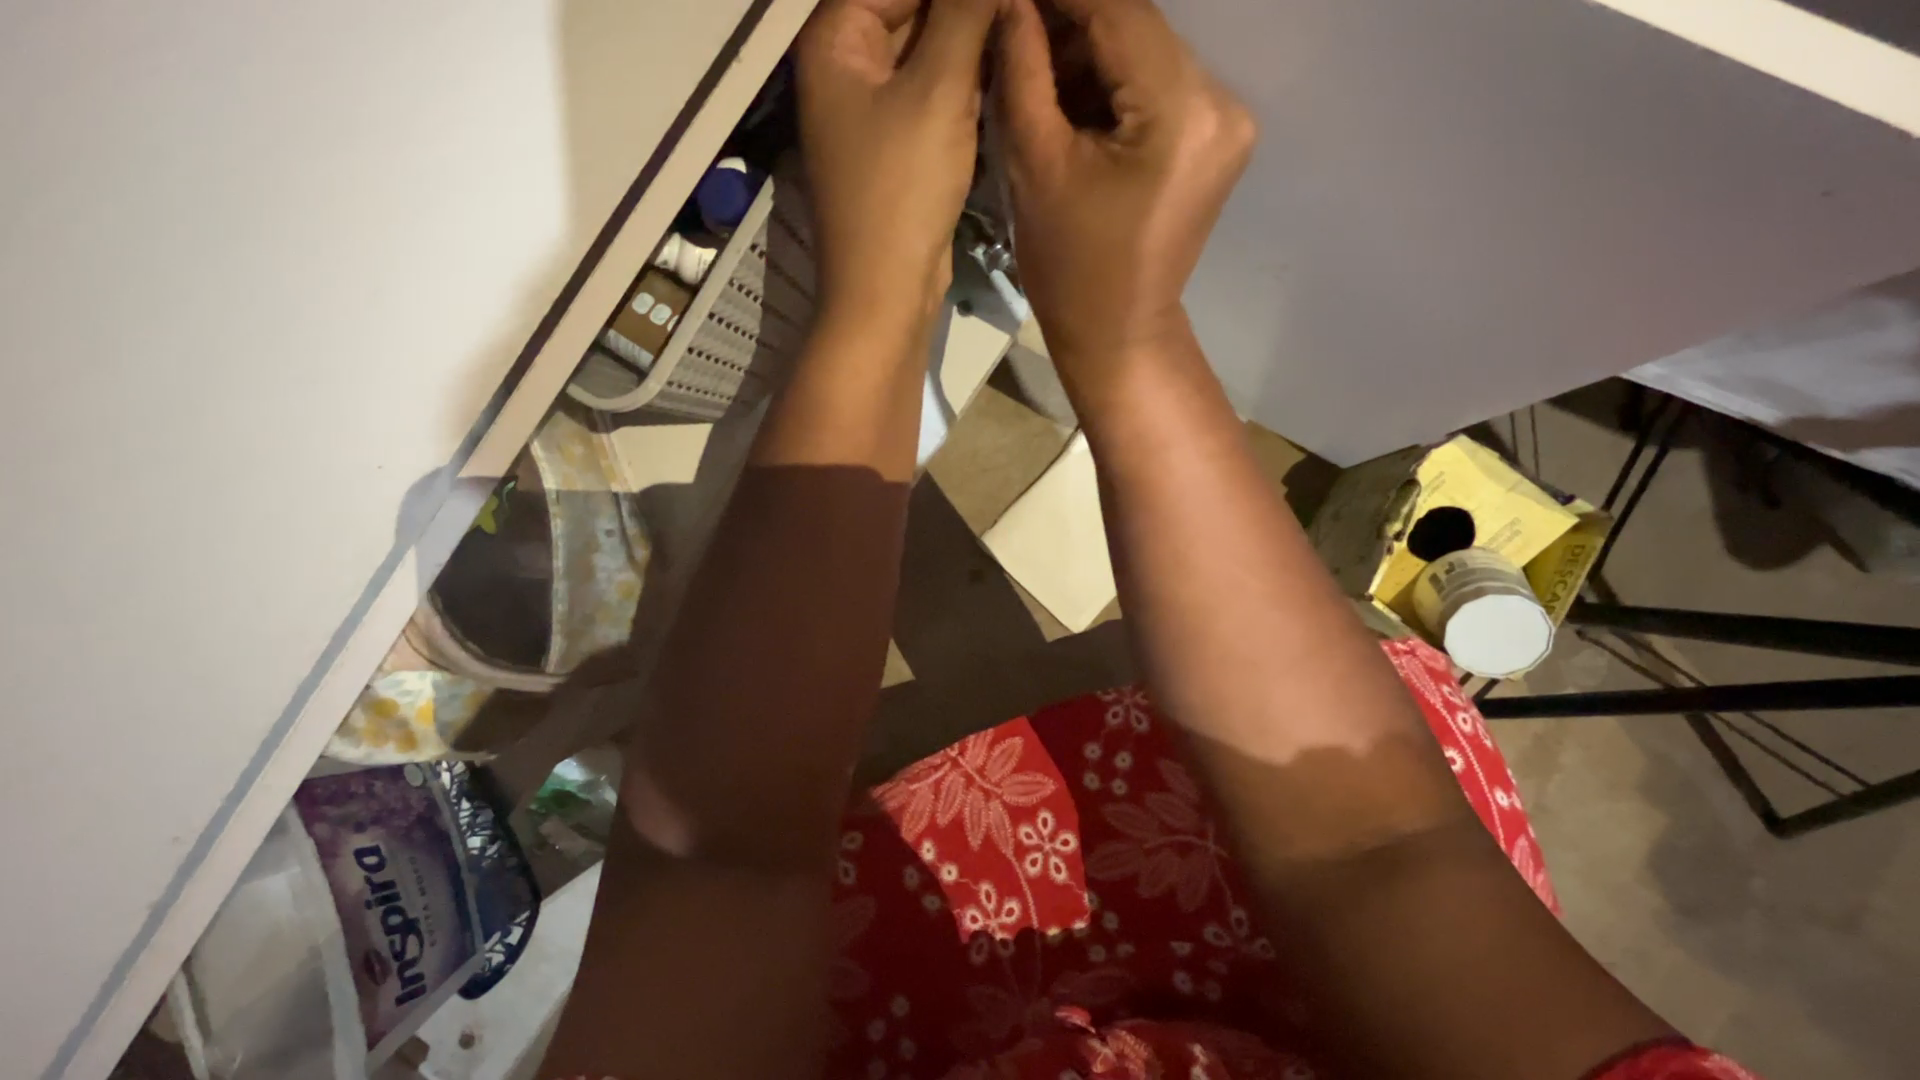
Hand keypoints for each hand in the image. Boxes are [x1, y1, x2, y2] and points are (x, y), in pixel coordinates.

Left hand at [795, 0, 1001, 326]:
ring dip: (971, 41)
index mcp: (835, 39)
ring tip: (1020, 29)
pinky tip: (1004, 70)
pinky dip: (964, 80)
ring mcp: (868, 109)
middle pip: (910, 8)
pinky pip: (932, 92)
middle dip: (965, 10)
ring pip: (927, 50)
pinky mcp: (895, 144)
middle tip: (1020, 11)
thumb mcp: (939, 89)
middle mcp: (844, 66)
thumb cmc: (903, 187)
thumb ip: (965, 12)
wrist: (886, 288)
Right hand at [995, 0, 1254, 386]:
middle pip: (1138, 27)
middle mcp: (1222, 102)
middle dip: (1071, 18)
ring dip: (1089, 46)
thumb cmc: (1067, 263)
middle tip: (1015, 25)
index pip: (1119, 11)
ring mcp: (1227, 118)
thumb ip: (1023, 65)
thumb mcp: (1034, 161)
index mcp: (1181, 113)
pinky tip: (1068, 86)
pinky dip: (1113, 77)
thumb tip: (1009, 0)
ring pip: (1147, 50)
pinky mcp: (1218, 134)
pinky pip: (1159, 82)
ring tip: (1031, 55)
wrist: (1116, 330)